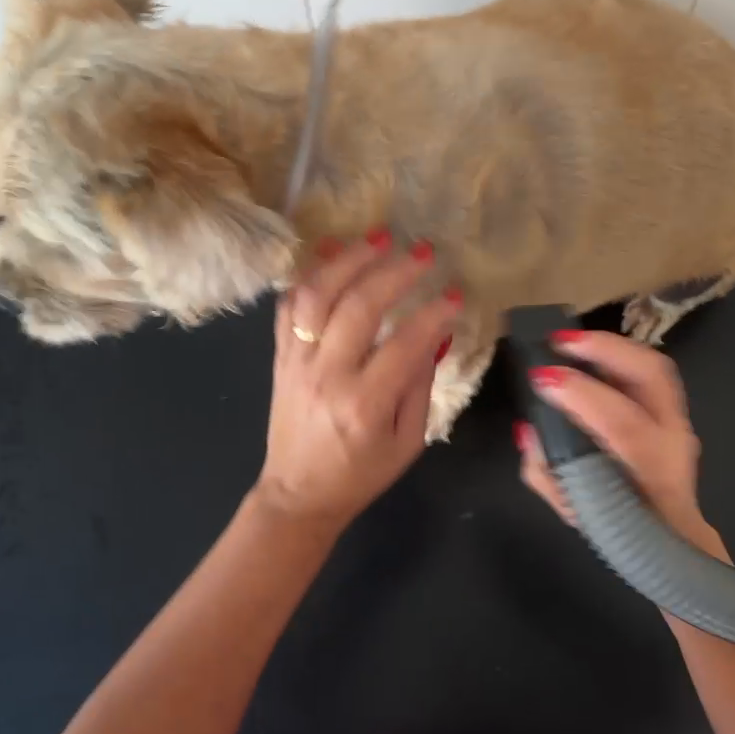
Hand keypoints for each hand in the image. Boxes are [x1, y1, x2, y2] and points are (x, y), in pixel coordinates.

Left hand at [254, 233, 458, 530]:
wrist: (299, 494)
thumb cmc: (361, 475)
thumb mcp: (407, 444)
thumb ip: (420, 388)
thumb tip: (435, 336)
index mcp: (365, 405)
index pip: (404, 344)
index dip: (433, 314)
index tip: (454, 295)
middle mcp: (327, 377)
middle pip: (360, 307)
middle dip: (395, 272)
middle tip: (424, 253)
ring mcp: (297, 363)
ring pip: (317, 295)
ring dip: (349, 260)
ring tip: (379, 238)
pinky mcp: (280, 358)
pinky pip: (289, 306)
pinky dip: (310, 275)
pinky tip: (334, 255)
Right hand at [516, 330, 728, 561]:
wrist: (670, 541)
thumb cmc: (618, 528)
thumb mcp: (573, 511)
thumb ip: (545, 473)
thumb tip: (528, 430)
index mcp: (650, 471)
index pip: (621, 423)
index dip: (581, 394)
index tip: (543, 378)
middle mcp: (673, 441)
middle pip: (651, 377)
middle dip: (604, 350)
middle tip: (559, 341)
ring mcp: (681, 424)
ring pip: (656, 367)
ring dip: (613, 347)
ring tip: (572, 341)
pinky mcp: (678, 414)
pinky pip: (652, 374)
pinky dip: (620, 358)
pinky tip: (591, 355)